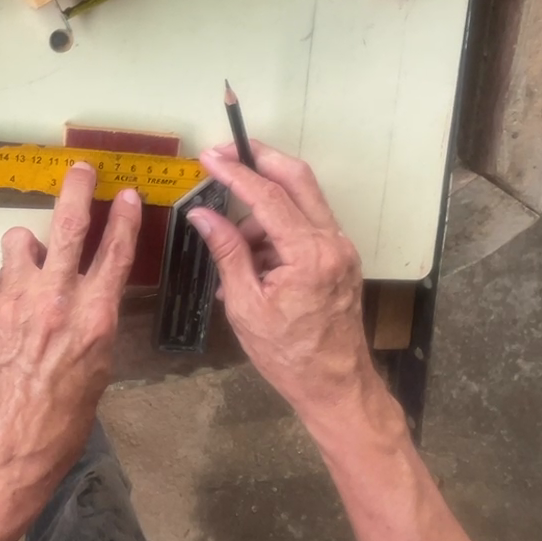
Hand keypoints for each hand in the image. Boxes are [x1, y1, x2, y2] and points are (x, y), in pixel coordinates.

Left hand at [0, 164, 141, 507]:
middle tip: (80, 167)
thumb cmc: (62, 419)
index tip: (125, 193)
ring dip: (30, 243)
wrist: (5, 444)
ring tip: (30, 258)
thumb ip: (92, 321)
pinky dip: (12, 278)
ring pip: (24, 239)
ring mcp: (19, 297)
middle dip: (76, 188)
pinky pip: (4, 273)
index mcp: (95, 317)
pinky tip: (11, 306)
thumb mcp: (97, 368)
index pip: (115, 253)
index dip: (122, 218)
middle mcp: (59, 297)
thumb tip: (86, 294)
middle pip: (70, 224)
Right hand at [189, 142, 374, 425]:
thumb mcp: (245, 304)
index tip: (208, 157)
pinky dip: (274, 227)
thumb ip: (227, 251)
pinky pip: (303, 224)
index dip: (234, 172)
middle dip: (259, 158)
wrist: (336, 387)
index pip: (267, 196)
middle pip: (297, 178)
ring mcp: (340, 248)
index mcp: (309, 255)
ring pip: (301, 198)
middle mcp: (332, 242)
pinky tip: (250, 257)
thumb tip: (202, 215)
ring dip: (262, 203)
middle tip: (224, 152)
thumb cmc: (288, 354)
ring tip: (230, 240)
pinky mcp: (338, 257)